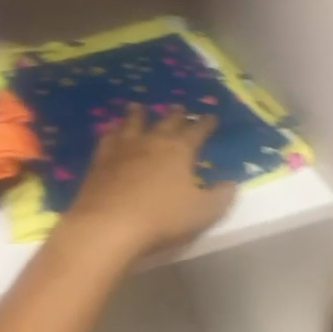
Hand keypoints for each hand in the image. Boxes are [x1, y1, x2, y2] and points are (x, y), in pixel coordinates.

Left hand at [50, 104, 236, 267]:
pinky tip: (110, 131)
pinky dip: (111, 131)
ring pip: (133, 123)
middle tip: (179, 108)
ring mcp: (123, 148)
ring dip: (138, 114)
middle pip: (166, 122)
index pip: (197, 131)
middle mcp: (152, 141)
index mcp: (180, 150)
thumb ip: (221, 196)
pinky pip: (107, 138)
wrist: (108, 225)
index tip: (212, 117)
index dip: (206, 124)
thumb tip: (232, 183)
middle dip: (176, 115)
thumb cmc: (161, 218)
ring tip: (138, 106)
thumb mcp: (203, 212)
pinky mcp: (100, 160)